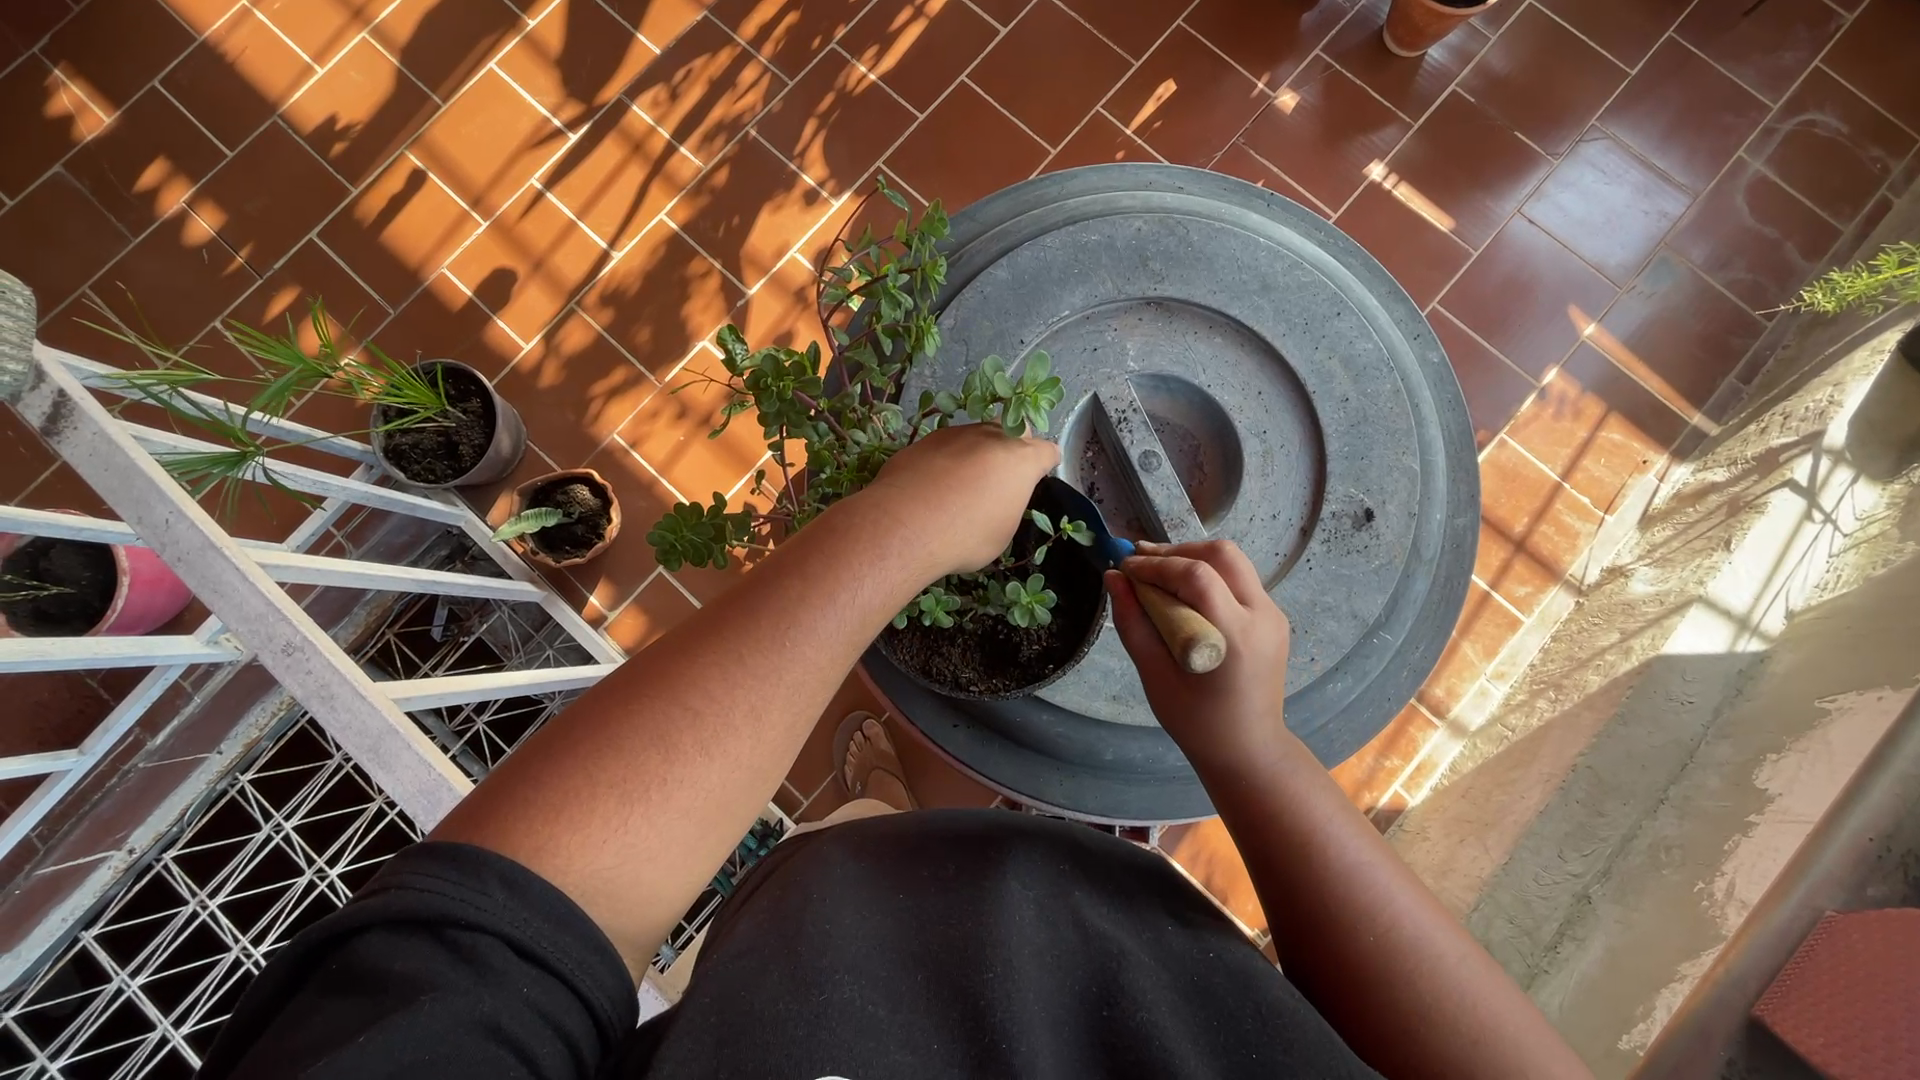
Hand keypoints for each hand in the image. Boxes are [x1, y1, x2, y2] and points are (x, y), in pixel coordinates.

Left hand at [858, 424, 1060, 577]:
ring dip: (975, 454)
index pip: (1047, 451)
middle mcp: (990, 437)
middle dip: (1013, 447)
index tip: (1040, 473)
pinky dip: (944, 462)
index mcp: (1020, 460)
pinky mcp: (922, 442)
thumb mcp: (1002, 532)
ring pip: (975, 436)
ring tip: (961, 486)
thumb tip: (998, 498)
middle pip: (1012, 431)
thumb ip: (1008, 505)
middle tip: (1002, 476)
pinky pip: (942, 448)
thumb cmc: (965, 537)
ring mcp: (953, 435)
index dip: (1046, 463)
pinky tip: (932, 488)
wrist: (904, 526)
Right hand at [1106, 540, 1295, 774]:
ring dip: (1192, 559)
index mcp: (1235, 635)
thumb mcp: (1154, 676)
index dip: (1156, 564)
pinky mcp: (1273, 618)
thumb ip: (1133, 623)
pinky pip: (1238, 580)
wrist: (1248, 749)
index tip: (1124, 568)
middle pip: (1222, 555)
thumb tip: (1113, 579)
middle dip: (1177, 551)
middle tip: (1141, 562)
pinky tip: (1181, 593)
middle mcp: (1262, 616)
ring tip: (1156, 572)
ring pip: (1233, 562)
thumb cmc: (1196, 721)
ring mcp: (1273, 615)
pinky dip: (1207, 575)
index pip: (1196, 575)